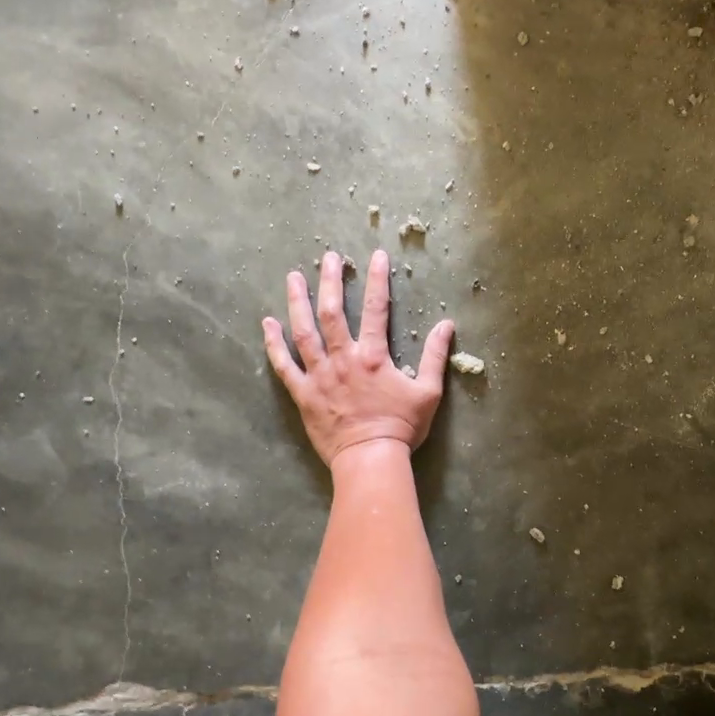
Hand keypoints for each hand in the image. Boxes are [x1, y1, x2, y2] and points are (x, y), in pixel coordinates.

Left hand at [262, 250, 453, 464]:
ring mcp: (319, 375)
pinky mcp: (303, 394)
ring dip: (297, 301)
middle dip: (330, 280)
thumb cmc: (402, 426)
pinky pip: (284, 365)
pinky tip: (268, 324)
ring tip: (293, 277)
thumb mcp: (428, 391)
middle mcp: (343, 359)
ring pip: (304, 331)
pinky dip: (274, 343)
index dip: (377, 279)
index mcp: (374, 356)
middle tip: (328, 257)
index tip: (377, 256)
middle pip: (332, 311)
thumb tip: (447, 325)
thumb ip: (435, 356)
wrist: (370, 459)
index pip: (376, 308)